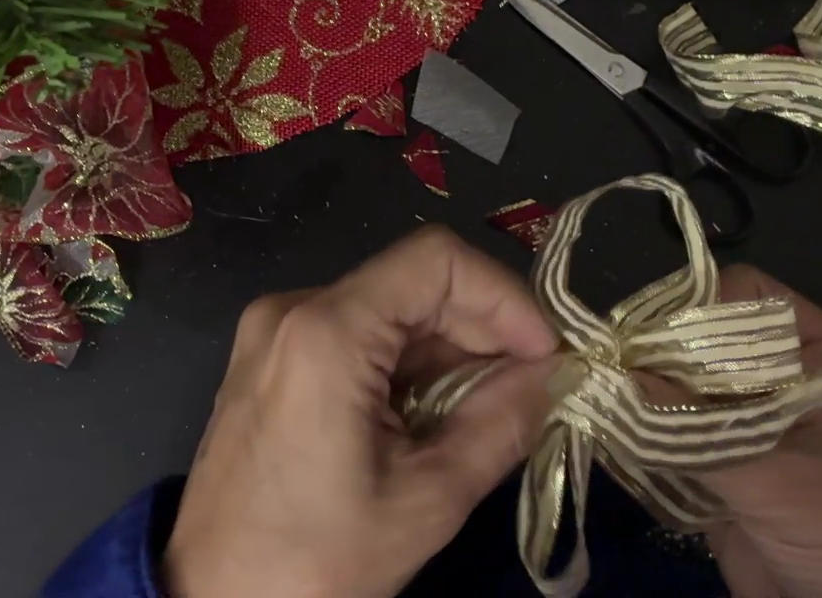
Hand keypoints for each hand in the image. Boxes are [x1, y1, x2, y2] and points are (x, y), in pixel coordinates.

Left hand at [164, 226, 559, 597]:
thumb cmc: (314, 561)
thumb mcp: (425, 501)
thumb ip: (499, 423)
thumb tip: (552, 374)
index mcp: (326, 329)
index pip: (436, 260)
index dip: (502, 296)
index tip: (543, 355)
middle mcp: (293, 307)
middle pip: (411, 282)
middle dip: (480, 327)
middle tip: (528, 387)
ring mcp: (275, 328)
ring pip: (386, 306)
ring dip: (445, 347)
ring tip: (483, 407)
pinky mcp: (270, 353)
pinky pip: (354, 331)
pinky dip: (404, 360)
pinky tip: (429, 410)